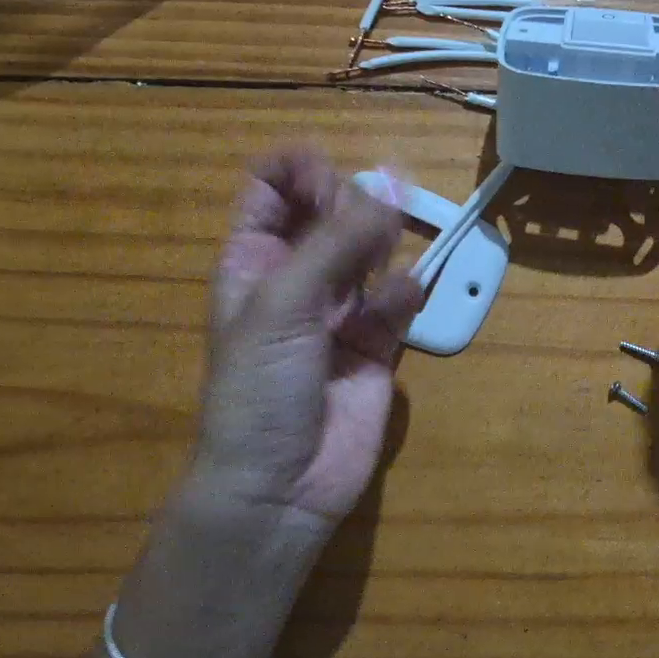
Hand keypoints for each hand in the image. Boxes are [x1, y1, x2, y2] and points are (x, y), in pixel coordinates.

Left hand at [190, 149, 423, 522]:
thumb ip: (335, 242)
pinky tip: (403, 299)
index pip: (273, 186)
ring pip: (370, 250)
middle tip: (366, 225)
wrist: (278, 486)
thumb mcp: (282, 304)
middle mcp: (297, 276)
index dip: (302, 171)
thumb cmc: (259, 388)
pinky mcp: (376, 343)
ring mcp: (339, 309)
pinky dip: (405, 292)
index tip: (332, 182)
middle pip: (330, 210)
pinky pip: (398, 299)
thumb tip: (388, 186)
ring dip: (383, 243)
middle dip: (352, 205)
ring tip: (386, 258)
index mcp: (253, 258)